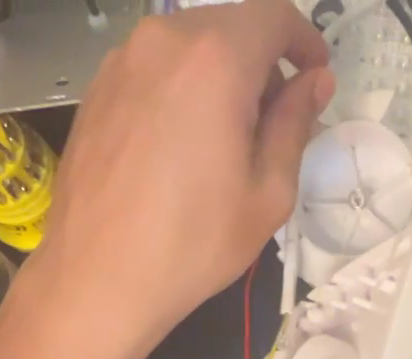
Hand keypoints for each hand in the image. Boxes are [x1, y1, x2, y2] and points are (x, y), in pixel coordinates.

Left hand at [27, 0, 333, 354]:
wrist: (97, 278)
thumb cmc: (193, 244)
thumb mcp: (267, 194)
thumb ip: (294, 125)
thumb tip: (314, 82)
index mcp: (214, 59)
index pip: (273, 15)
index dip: (303, 40)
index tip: (315, 77)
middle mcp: (163, 41)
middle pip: (229, 28)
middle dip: (262, 65)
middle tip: (275, 125)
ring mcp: (121, 62)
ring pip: (188, 49)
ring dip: (220, 80)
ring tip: (226, 144)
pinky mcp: (96, 91)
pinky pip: (154, 72)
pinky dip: (181, 93)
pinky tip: (183, 151)